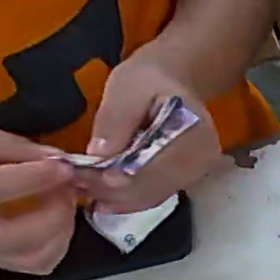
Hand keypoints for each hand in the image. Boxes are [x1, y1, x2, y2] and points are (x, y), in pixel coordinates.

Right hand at [0, 112, 76, 272]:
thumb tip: (53, 157)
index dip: (34, 178)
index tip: (64, 165)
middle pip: (17, 238)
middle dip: (56, 212)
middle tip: (68, 185)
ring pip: (31, 259)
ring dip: (61, 232)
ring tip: (63, 200)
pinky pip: (31, 264)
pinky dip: (54, 243)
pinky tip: (52, 218)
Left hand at [79, 55, 223, 213]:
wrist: (173, 82)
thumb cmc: (148, 80)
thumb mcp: (126, 88)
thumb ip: (115, 120)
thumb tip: (99, 156)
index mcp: (193, 134)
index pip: (151, 168)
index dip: (115, 178)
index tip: (79, 177)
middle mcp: (202, 161)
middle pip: (152, 188)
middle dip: (112, 191)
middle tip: (78, 186)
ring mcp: (197, 174)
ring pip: (153, 197)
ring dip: (118, 198)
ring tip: (87, 190)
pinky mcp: (187, 181)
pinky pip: (155, 196)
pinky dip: (129, 199)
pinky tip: (107, 196)